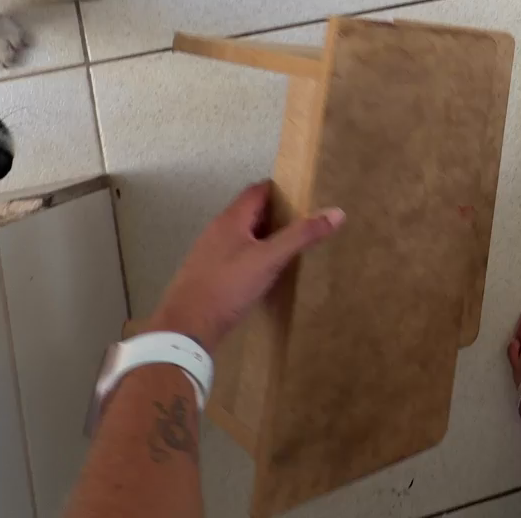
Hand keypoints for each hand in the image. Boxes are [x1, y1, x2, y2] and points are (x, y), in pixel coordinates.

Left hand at [147, 181, 345, 354]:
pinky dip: (253, 254)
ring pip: (243, 234)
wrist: (183, 331)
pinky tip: (265, 271)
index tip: (306, 195)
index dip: (282, 189)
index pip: (258, 190)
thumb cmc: (227, 286)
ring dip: (265, 235)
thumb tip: (337, 212)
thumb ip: (302, 235)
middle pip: (251, 211)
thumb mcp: (270, 259)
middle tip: (304, 221)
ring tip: (290, 245)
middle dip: (277, 214)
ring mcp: (208, 253)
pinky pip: (235, 254)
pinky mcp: (206, 274)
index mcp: (231, 220)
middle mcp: (217, 231)